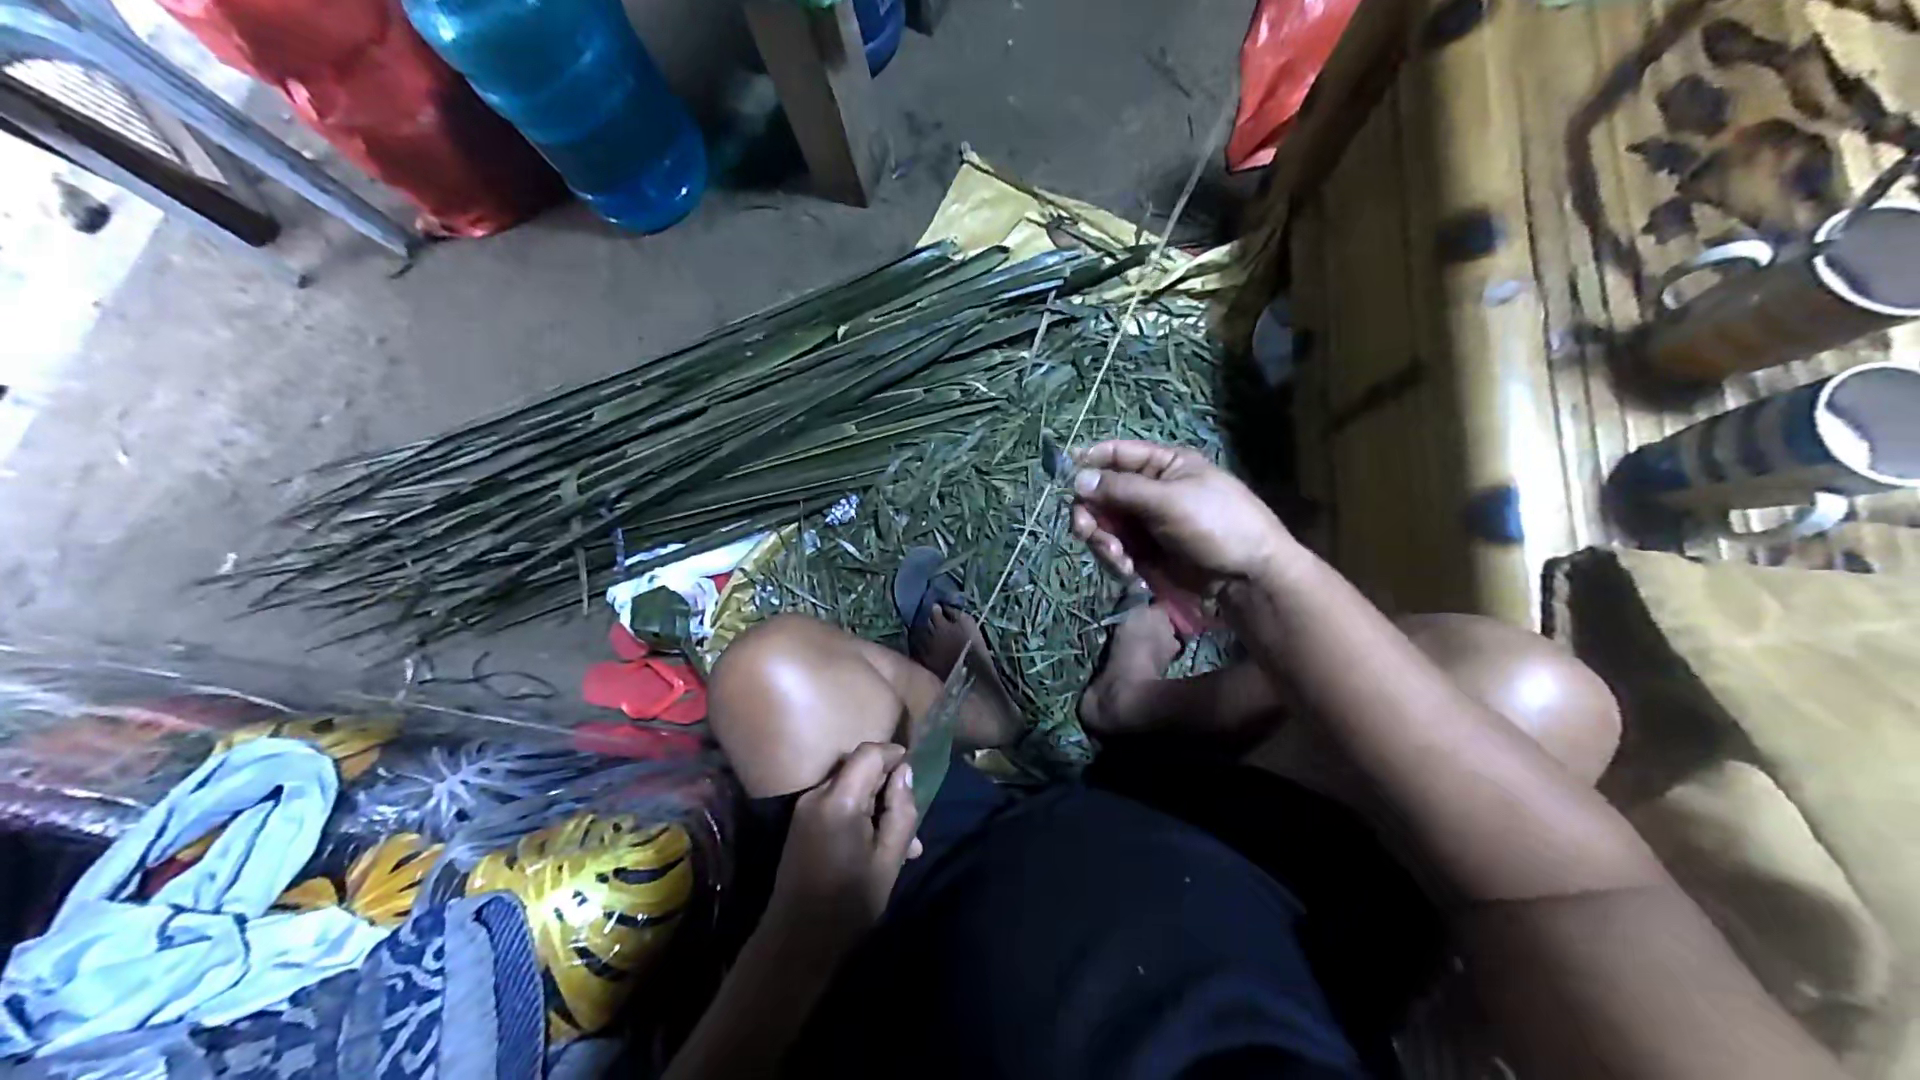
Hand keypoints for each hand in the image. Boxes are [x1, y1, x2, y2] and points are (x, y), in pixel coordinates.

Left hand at [765, 742, 919, 952]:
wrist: (797, 942)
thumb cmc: (849, 902)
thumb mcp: (889, 858)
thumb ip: (901, 809)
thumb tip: (904, 773)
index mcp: (839, 800)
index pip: (868, 753)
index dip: (894, 754)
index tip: (915, 771)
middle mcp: (817, 794)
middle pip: (858, 768)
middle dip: (887, 783)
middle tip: (912, 815)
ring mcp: (805, 808)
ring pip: (849, 786)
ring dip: (875, 801)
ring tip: (902, 840)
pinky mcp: (801, 823)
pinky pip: (837, 803)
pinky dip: (859, 812)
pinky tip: (877, 844)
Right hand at [1070, 440, 1296, 592]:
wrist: (1248, 578)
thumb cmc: (1218, 524)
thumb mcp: (1170, 500)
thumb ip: (1122, 489)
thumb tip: (1077, 479)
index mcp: (1164, 465)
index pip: (1118, 454)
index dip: (1090, 462)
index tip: (1066, 477)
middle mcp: (1150, 490)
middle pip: (1101, 493)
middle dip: (1091, 512)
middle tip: (1087, 530)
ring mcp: (1146, 522)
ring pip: (1103, 524)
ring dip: (1102, 540)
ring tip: (1117, 556)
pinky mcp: (1144, 552)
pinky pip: (1114, 549)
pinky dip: (1114, 558)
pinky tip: (1128, 570)